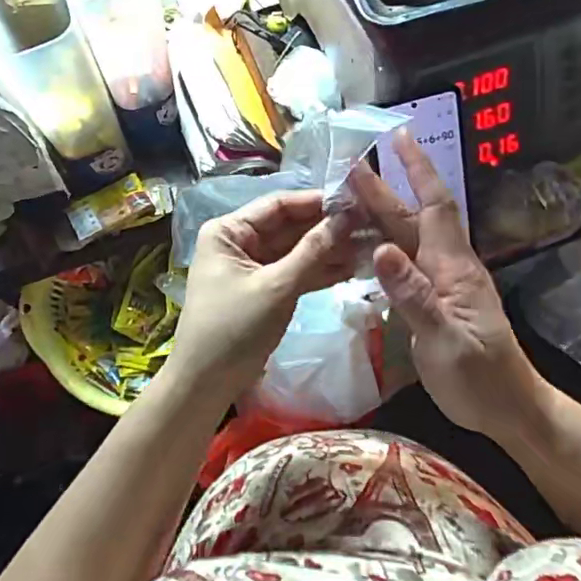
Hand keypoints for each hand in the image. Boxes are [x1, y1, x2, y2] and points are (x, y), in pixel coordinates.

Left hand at [168, 191, 358, 390]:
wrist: (207, 381)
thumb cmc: (233, 328)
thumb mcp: (275, 287)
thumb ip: (312, 251)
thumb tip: (347, 217)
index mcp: (228, 231)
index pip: (277, 205)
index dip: (317, 201)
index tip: (357, 200)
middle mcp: (239, 242)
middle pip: (290, 225)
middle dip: (328, 226)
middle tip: (373, 222)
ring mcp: (253, 266)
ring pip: (296, 249)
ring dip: (329, 248)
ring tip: (372, 243)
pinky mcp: (265, 289)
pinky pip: (296, 271)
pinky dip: (320, 270)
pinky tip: (354, 266)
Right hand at [350, 131, 551, 441]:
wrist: (507, 408)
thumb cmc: (480, 376)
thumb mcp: (445, 339)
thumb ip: (413, 295)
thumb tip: (381, 249)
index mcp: (453, 268)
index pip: (434, 207)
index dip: (417, 171)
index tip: (400, 137)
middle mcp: (445, 266)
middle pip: (411, 218)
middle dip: (384, 188)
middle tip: (351, 165)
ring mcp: (439, 283)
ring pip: (405, 237)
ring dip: (379, 213)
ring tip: (348, 196)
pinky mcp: (431, 299)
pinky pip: (402, 261)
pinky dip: (380, 243)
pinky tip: (362, 242)